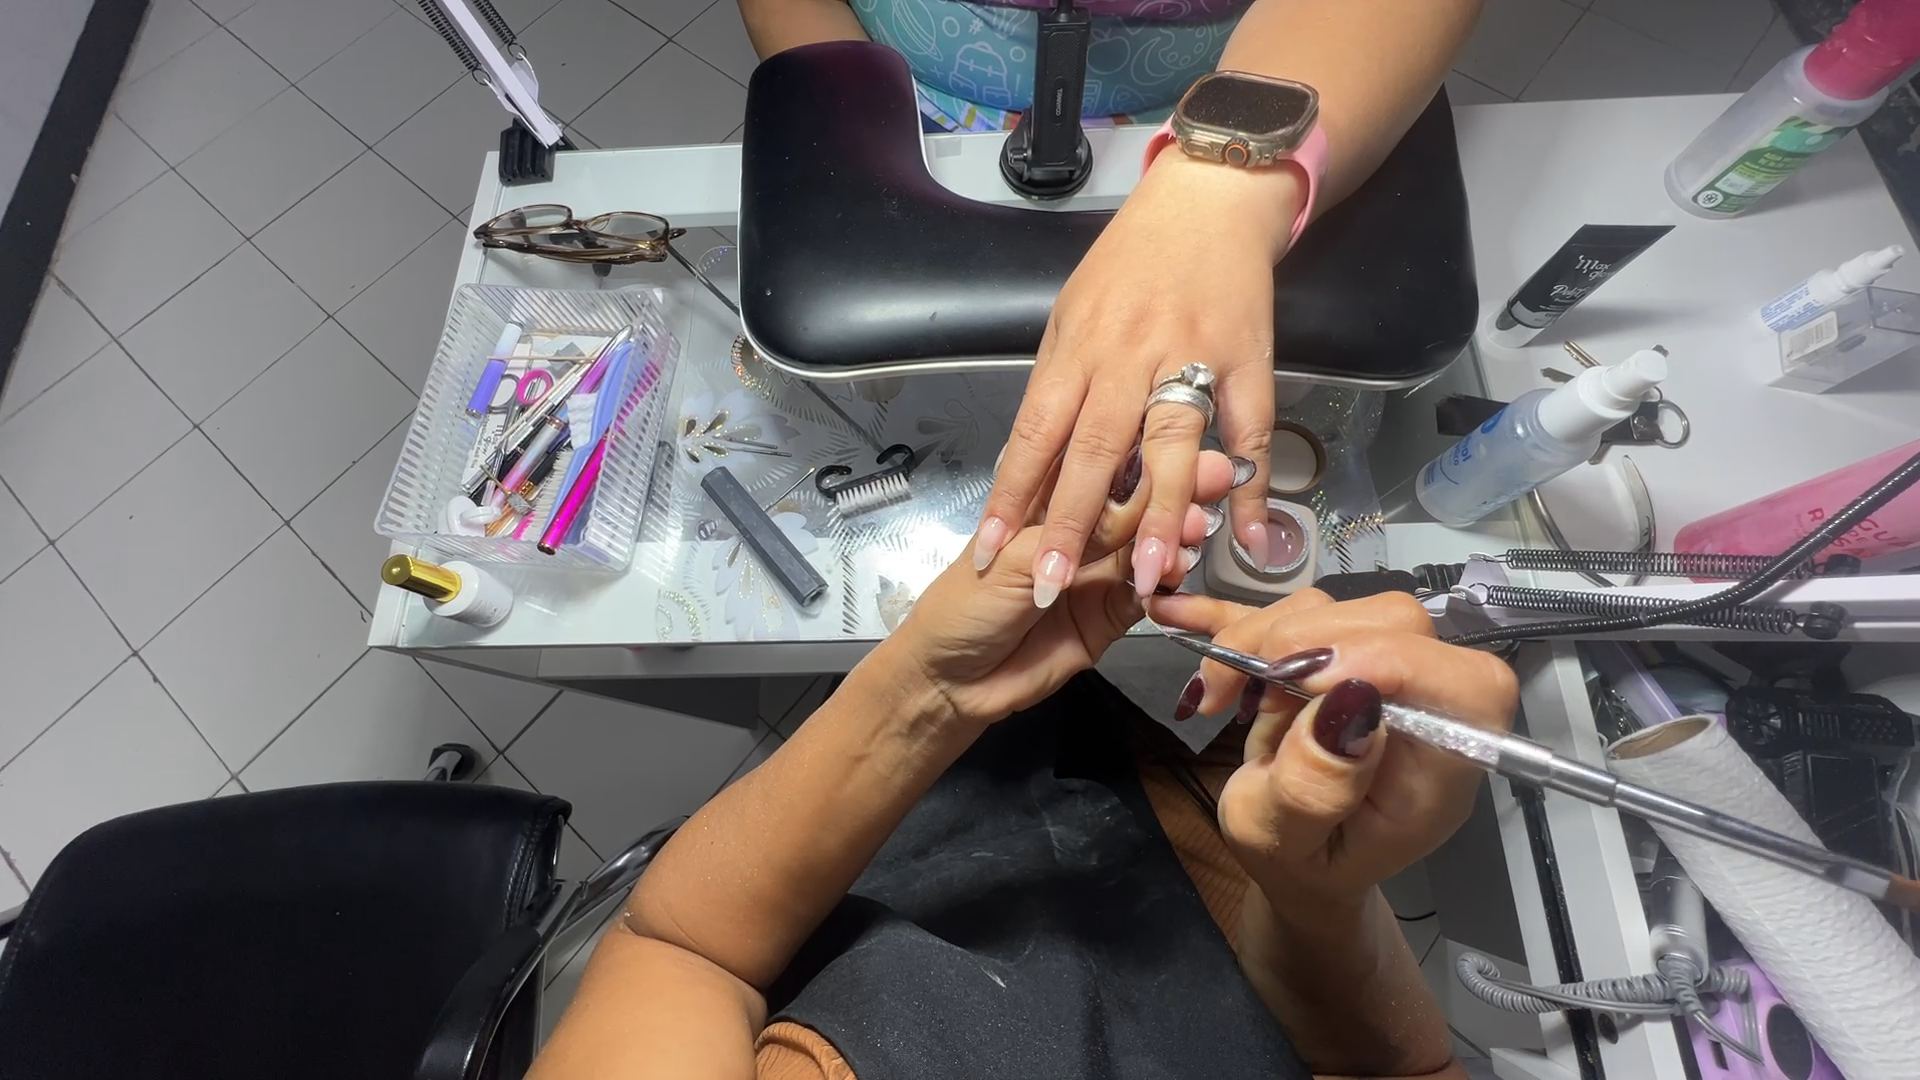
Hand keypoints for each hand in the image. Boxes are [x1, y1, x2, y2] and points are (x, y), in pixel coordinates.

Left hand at [871, 450, 1236, 728]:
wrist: (953, 682)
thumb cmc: (967, 604)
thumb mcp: (1020, 559)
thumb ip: (1083, 535)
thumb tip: (1144, 496)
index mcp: (1046, 501)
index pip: (1100, 469)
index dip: (1140, 458)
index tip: (1180, 445)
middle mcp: (1078, 530)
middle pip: (1134, 505)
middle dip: (1171, 491)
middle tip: (1215, 478)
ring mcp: (1098, 573)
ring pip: (1146, 546)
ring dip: (1174, 535)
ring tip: (1199, 526)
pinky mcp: (1113, 616)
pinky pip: (1147, 595)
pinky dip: (1165, 583)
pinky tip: (1181, 569)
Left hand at [972, 154, 1304, 607]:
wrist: (1208, 200)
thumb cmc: (1126, 265)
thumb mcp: (1070, 317)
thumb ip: (1056, 388)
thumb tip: (1031, 460)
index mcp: (1076, 350)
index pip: (1032, 436)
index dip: (1007, 498)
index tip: (986, 555)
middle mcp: (1128, 359)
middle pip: (1094, 452)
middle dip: (1069, 525)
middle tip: (1048, 588)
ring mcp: (1192, 360)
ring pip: (1171, 448)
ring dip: (1160, 518)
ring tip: (1147, 578)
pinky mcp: (1250, 363)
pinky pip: (1251, 432)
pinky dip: (1250, 485)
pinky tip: (1244, 537)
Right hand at [1146, 590, 1518, 908]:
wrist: (1297, 856)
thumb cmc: (1300, 862)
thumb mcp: (1288, 842)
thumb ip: (1316, 787)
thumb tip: (1346, 703)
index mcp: (1438, 761)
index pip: (1461, 679)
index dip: (1387, 657)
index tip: (1300, 681)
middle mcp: (1417, 702)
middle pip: (1391, 621)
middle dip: (1302, 640)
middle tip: (1246, 688)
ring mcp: (1367, 670)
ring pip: (1328, 609)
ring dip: (1255, 636)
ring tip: (1218, 692)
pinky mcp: (1318, 655)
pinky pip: (1280, 612)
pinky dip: (1225, 613)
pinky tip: (1174, 615)